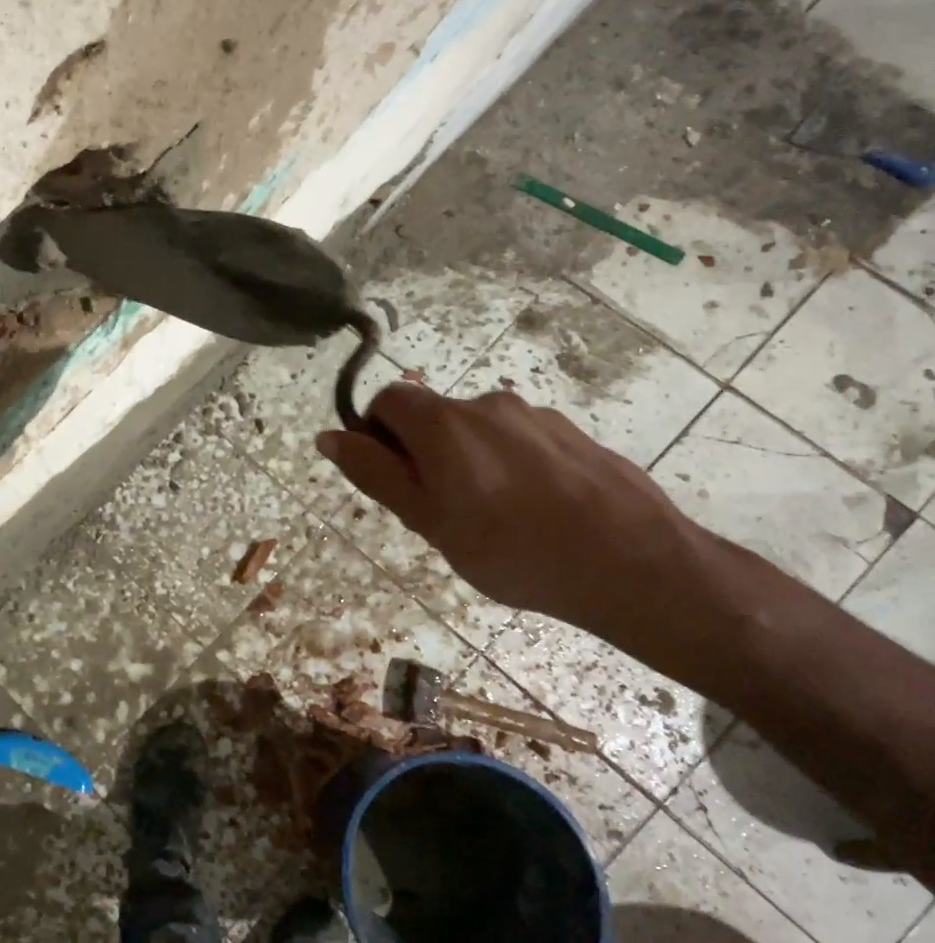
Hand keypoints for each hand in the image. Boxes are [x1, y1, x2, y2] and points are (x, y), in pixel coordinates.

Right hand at [316, 384, 705, 633]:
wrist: (636, 564)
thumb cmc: (511, 548)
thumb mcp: (425, 518)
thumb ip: (374, 473)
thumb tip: (329, 437)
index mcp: (443, 422)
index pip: (386, 400)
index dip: (376, 435)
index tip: (392, 480)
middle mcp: (487, 405)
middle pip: (434, 417)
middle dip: (423, 454)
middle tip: (439, 512)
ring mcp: (538, 418)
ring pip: (480, 433)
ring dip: (470, 463)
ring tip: (493, 521)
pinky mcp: (577, 437)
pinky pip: (523, 444)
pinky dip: (513, 469)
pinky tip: (535, 516)